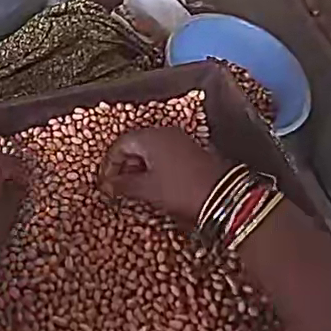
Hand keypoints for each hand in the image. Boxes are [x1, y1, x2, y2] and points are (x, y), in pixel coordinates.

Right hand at [100, 126, 232, 224]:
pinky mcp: (192, 152)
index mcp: (149, 137)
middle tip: (119, 186)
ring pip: (151, 151)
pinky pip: (165, 155)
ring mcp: (180, 141)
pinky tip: (155, 185)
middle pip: (135, 145)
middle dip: (124, 166)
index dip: (110, 164)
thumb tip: (108, 185)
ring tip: (136, 189)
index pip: (120, 145)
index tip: (106, 182)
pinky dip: (155, 168)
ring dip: (140, 168)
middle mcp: (165, 133)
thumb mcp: (146, 189)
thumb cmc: (180, 189)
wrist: (224, 197)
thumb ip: (122, 185)